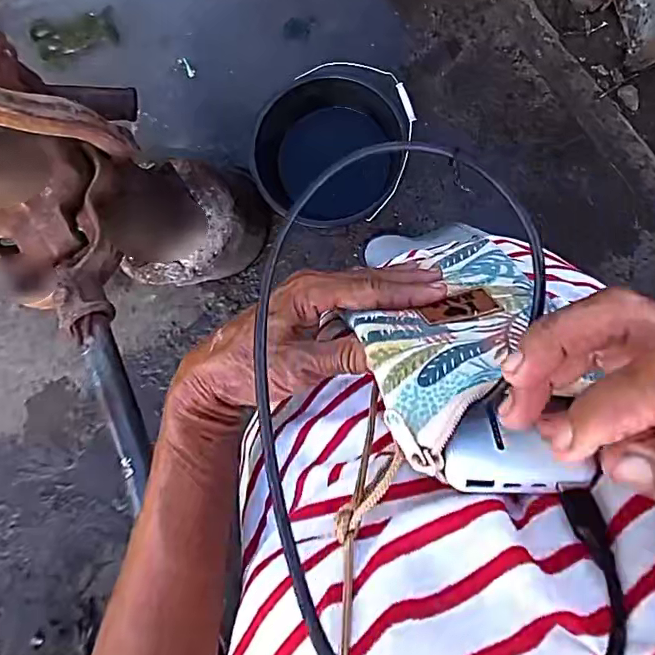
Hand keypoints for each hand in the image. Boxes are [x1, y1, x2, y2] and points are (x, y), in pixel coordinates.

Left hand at [165, 266, 445, 436]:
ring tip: (425, 284)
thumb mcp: (296, 366)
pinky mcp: (310, 310)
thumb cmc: (245, 365)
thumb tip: (382, 354)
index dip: (401, 290)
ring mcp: (309, 297)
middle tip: (441, 282)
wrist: (213, 374)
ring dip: (392, 286)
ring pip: (359, 286)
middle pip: (365, 280)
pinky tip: (390, 301)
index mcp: (307, 292)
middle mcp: (310, 287)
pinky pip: (350, 298)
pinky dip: (376, 298)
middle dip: (404, 281)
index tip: (433, 290)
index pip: (363, 288)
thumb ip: (340, 357)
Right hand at [498, 289, 654, 585]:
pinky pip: (623, 338)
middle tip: (516, 390)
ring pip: (615, 315)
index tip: (563, 445)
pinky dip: (577, 353)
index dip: (605, 407)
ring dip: (557, 343)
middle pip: (627, 315)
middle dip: (557, 343)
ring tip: (520, 390)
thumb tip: (613, 458)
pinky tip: (553, 387)